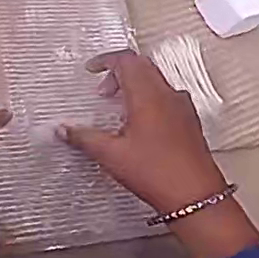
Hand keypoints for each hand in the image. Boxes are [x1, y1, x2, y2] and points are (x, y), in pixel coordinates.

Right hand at [58, 52, 225, 214]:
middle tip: (101, 91)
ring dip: (134, 85)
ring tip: (117, 108)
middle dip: (118, 72)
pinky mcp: (189, 121)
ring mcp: (182, 108)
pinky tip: (138, 124)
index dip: (106, 60)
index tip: (91, 69)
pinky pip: (166, 96)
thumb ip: (83, 137)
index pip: (127, 60)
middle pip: (142, 66)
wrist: (195, 197)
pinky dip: (148, 98)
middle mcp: (167, 95)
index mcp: (147, 96)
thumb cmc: (156, 173)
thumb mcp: (110, 154)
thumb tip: (63, 129)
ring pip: (155, 80)